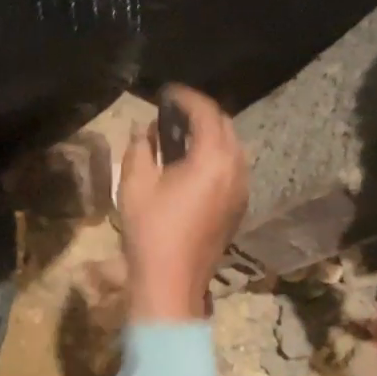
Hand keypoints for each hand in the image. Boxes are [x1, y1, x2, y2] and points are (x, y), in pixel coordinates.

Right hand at [118, 84, 248, 321]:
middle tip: (171, 114)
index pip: (205, 112)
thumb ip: (140, 148)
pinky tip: (190, 166)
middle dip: (200, 114)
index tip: (165, 93)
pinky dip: (214, 157)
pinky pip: (231, 169)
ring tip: (179, 139)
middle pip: (224, 126)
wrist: (172, 282)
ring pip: (231, 148)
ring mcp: (241, 190)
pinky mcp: (238, 208)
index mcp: (213, 158)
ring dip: (209, 136)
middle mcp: (236, 168)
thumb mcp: (135, 185)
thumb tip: (146, 130)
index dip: (185, 98)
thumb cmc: (150, 231)